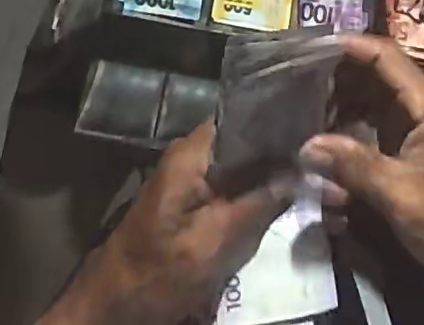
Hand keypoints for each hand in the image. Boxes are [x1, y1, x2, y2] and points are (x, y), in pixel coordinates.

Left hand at [41, 121, 292, 324]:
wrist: (112, 307)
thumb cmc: (159, 269)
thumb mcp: (214, 241)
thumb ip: (257, 204)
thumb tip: (299, 171)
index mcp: (191, 151)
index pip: (239, 117)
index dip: (273, 123)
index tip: (306, 132)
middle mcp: (188, 155)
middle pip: (241, 142)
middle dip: (273, 154)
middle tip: (312, 163)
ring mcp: (187, 178)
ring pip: (236, 167)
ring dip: (263, 178)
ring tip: (302, 180)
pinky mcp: (188, 202)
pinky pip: (226, 188)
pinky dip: (248, 196)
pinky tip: (275, 204)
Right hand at [300, 36, 423, 323]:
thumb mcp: (401, 195)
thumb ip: (354, 166)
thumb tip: (306, 146)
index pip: (386, 56)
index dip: (350, 46)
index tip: (313, 46)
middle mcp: (423, 105)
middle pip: (376, 70)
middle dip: (339, 71)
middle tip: (300, 74)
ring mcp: (416, 124)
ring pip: (373, 94)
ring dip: (342, 96)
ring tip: (305, 99)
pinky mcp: (409, 144)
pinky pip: (375, 117)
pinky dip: (350, 118)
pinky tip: (326, 127)